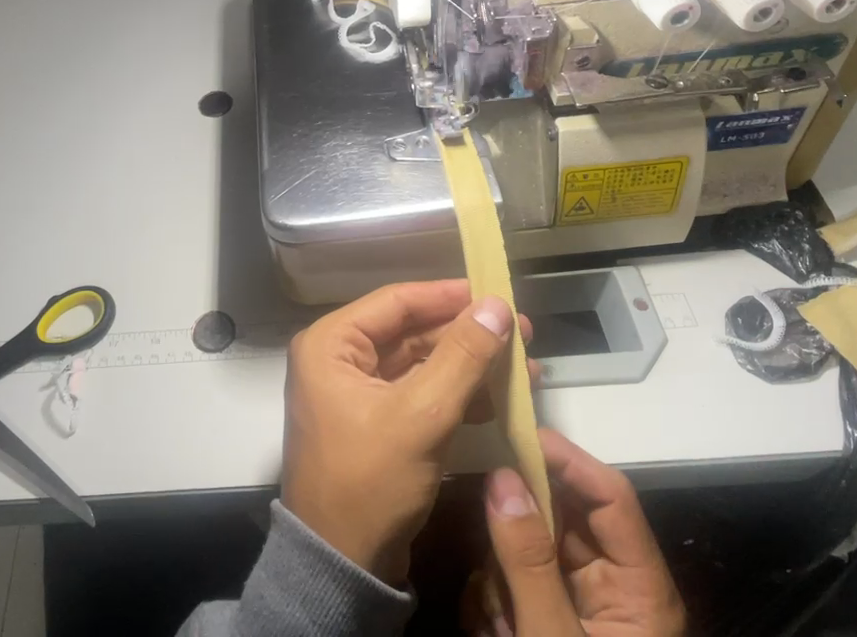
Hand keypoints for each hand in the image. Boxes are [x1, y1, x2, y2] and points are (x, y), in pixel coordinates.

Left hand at [281, 279, 519, 583]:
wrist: (342, 563)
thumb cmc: (371, 480)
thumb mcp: (422, 415)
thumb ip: (462, 357)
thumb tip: (497, 306)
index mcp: (331, 345)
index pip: (396, 302)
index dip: (448, 296)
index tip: (497, 293)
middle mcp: (338, 360)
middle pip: (411, 331)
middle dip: (467, 335)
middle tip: (523, 334)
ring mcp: (356, 393)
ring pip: (420, 363)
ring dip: (469, 366)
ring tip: (524, 367)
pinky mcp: (376, 423)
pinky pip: (419, 393)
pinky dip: (457, 394)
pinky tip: (499, 400)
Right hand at [474, 428, 685, 636]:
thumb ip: (529, 562)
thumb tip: (502, 477)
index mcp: (641, 590)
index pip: (613, 497)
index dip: (568, 459)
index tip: (516, 437)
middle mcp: (611, 585)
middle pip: (558, 517)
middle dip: (515, 537)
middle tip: (491, 563)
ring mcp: (575, 602)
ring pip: (524, 547)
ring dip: (498, 581)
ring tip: (497, 629)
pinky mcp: (543, 617)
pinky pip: (508, 580)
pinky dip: (489, 601)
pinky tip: (490, 632)